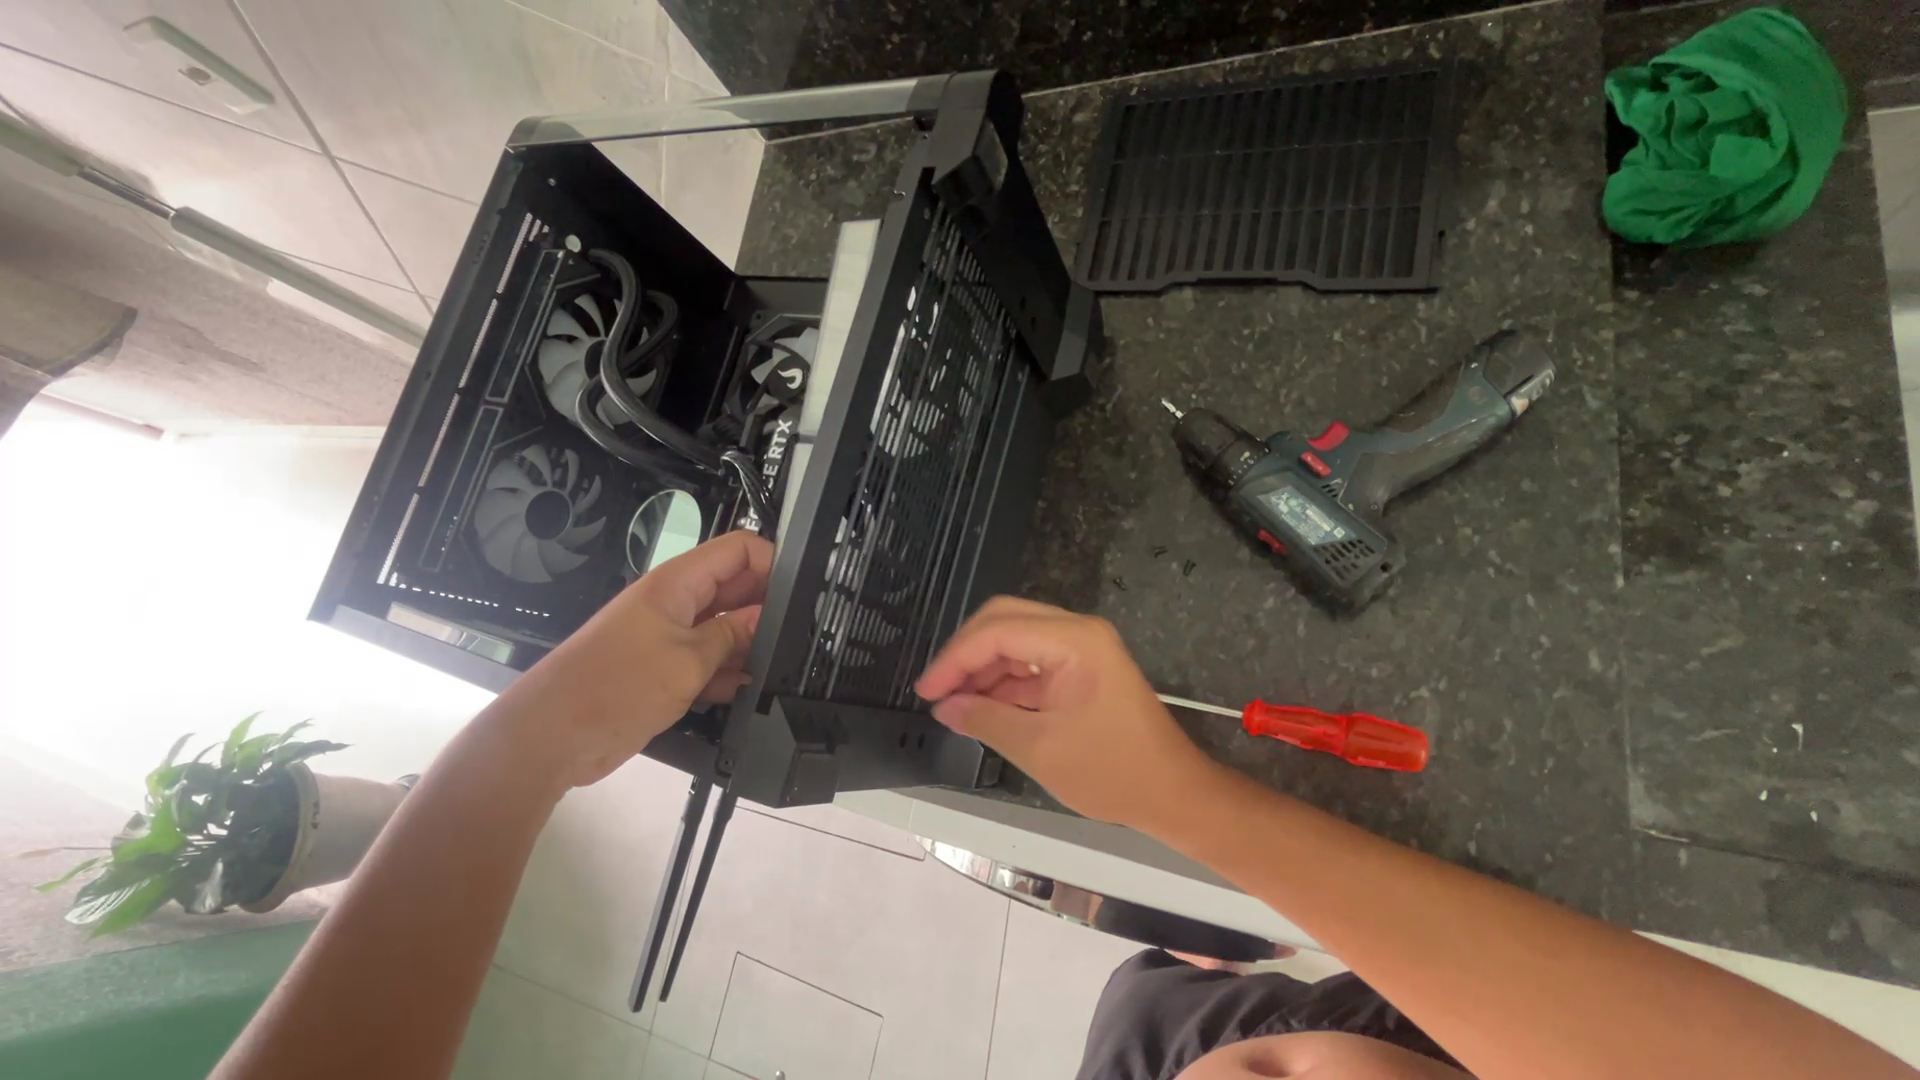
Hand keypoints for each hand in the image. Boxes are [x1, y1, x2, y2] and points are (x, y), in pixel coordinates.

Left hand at [496, 530, 771, 788]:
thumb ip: (732, 637)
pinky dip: (725, 672)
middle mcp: (675, 603)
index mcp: (676, 584)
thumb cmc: (614, 688)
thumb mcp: (687, 661)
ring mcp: (668, 636)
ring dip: (747, 644)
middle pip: (733, 587)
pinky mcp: (663, 668)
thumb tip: (767, 619)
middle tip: (796, 634)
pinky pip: (706, 659)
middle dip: (765, 606)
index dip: (772, 562)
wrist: (553, 736)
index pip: (737, 550)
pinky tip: (744, 689)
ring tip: (776, 665)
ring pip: (723, 627)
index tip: (801, 592)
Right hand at [914, 597, 1218, 829]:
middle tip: (936, 691)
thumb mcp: (1038, 748)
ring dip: (982, 668)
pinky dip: (1004, 681)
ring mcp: (1082, 648)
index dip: (954, 658)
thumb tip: (944, 706)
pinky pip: (1031, 661)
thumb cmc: (1110, 771)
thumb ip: (985, 719)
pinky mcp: (1081, 667)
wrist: (1172, 793)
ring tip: (953, 704)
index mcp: (1073, 640)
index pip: (996, 631)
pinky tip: (981, 707)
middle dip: (965, 655)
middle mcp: (1077, 631)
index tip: (925, 690)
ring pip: (1015, 640)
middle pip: (1003, 621)